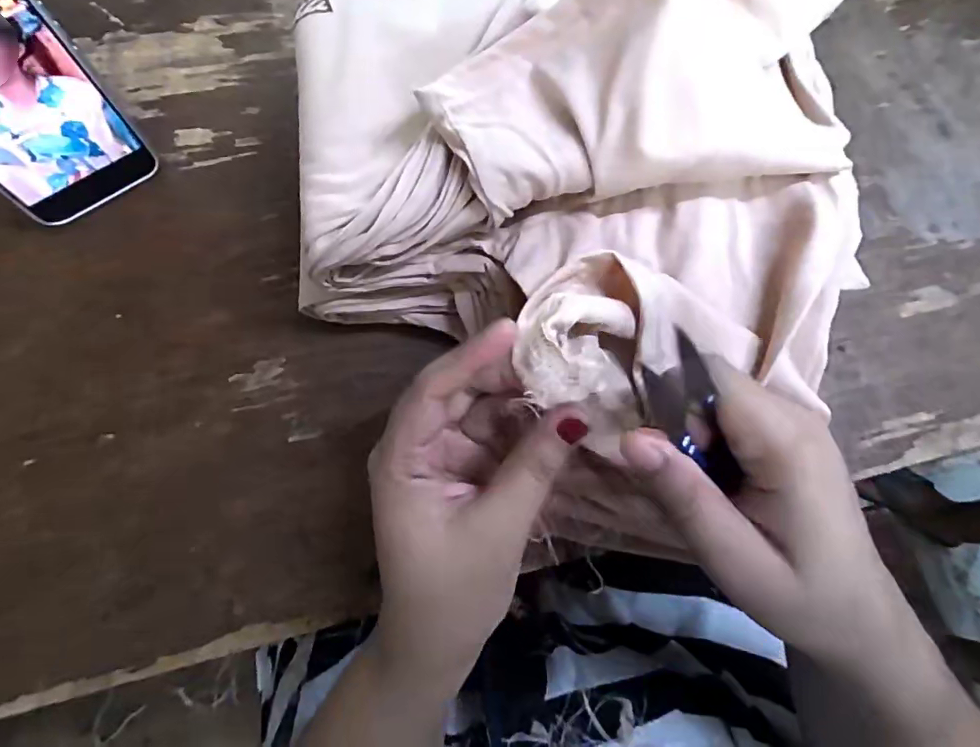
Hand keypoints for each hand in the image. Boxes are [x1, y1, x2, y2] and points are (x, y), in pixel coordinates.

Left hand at [366, 320, 587, 683]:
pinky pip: (492, 433)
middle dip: (500, 373)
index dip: (470, 357)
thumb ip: (535, 466)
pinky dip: (521, 424)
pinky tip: (552, 412)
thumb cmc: (454, 592)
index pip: (431, 392)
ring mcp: (439, 454)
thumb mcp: (498, 528)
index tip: (511, 331)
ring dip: (517, 396)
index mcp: (400, 458)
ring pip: (478, 408)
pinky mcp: (462, 467)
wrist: (434, 648)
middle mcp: (415, 446)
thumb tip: (578, 413)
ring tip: (560, 378)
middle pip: (456, 392)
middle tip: (550, 355)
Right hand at [610, 357, 893, 664]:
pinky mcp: (794, 427)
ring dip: (700, 430)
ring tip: (714, 487)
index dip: (678, 404)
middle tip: (695, 483)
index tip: (675, 458)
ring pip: (722, 392)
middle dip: (686, 421)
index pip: (712, 376)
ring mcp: (800, 416)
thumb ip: (683, 496)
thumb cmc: (798, 596)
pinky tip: (729, 481)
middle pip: (715, 382)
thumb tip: (630, 438)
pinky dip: (718, 435)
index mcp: (787, 439)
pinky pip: (738, 408)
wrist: (860, 618)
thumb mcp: (732, 560)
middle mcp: (797, 412)